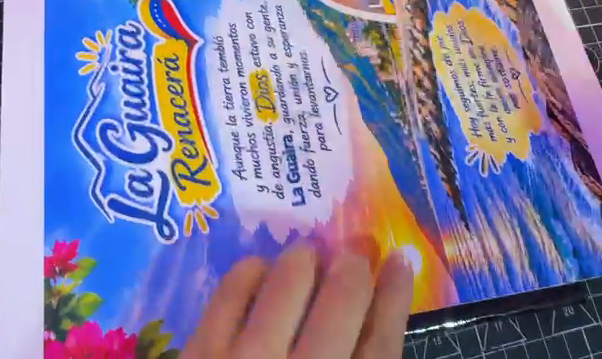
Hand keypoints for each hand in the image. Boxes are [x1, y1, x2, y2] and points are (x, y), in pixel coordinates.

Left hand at [181, 245, 412, 358]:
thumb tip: (376, 338)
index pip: (381, 346)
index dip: (395, 299)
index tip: (401, 263)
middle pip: (341, 303)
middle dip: (355, 268)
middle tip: (355, 252)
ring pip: (287, 285)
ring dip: (303, 262)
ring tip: (308, 256)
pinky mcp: (199, 358)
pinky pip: (229, 295)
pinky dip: (248, 273)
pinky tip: (258, 267)